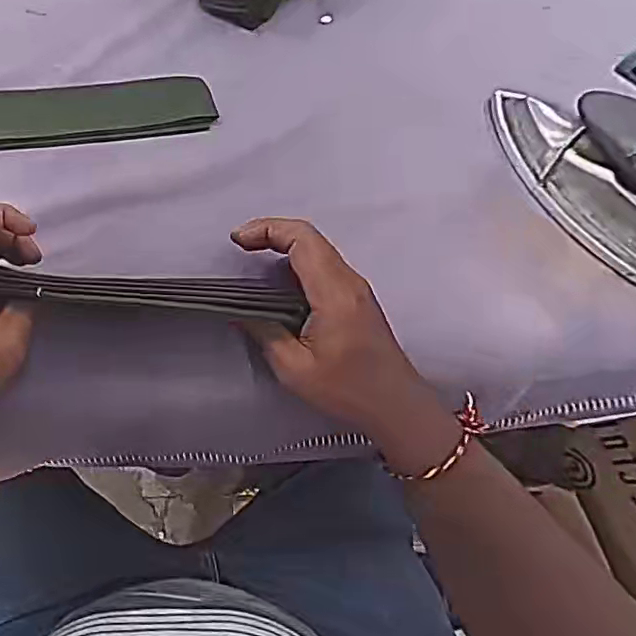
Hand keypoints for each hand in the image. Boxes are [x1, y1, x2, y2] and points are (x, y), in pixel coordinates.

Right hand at [232, 218, 461, 475]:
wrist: (397, 406)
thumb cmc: (351, 391)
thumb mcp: (295, 369)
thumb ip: (265, 333)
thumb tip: (242, 312)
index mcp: (335, 294)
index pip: (302, 239)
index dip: (267, 229)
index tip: (239, 239)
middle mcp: (350, 283)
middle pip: (309, 236)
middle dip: (270, 232)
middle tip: (240, 244)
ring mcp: (357, 288)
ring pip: (317, 249)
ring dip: (283, 245)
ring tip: (252, 257)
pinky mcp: (357, 298)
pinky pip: (324, 265)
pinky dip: (296, 261)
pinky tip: (278, 279)